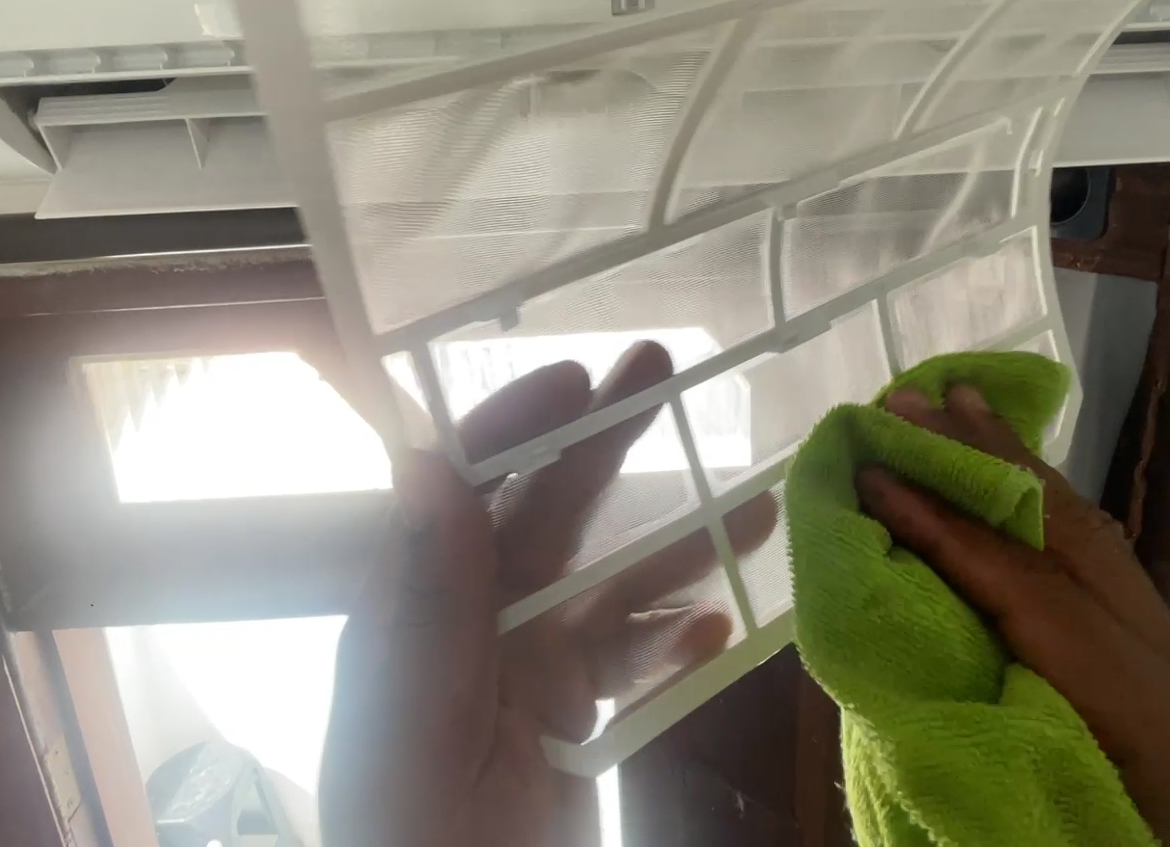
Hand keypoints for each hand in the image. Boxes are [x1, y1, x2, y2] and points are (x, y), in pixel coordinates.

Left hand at [320, 341, 776, 846]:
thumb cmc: (419, 838)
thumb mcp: (417, 726)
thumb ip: (428, 604)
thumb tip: (423, 464)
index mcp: (420, 606)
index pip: (464, 485)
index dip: (517, 424)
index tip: (577, 379)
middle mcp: (473, 616)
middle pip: (546, 510)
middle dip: (605, 441)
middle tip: (659, 369)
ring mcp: (525, 661)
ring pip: (606, 581)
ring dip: (675, 545)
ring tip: (753, 511)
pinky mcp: (568, 706)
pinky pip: (627, 657)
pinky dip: (669, 638)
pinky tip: (714, 629)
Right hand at [856, 384, 1169, 846]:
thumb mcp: (1033, 816)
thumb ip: (969, 717)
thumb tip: (885, 631)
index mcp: (1154, 718)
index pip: (1029, 591)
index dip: (943, 526)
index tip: (871, 477)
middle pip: (1071, 536)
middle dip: (985, 457)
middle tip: (913, 399)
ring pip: (1093, 537)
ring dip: (1016, 465)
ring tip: (964, 404)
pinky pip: (1100, 564)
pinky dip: (1044, 506)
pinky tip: (1014, 476)